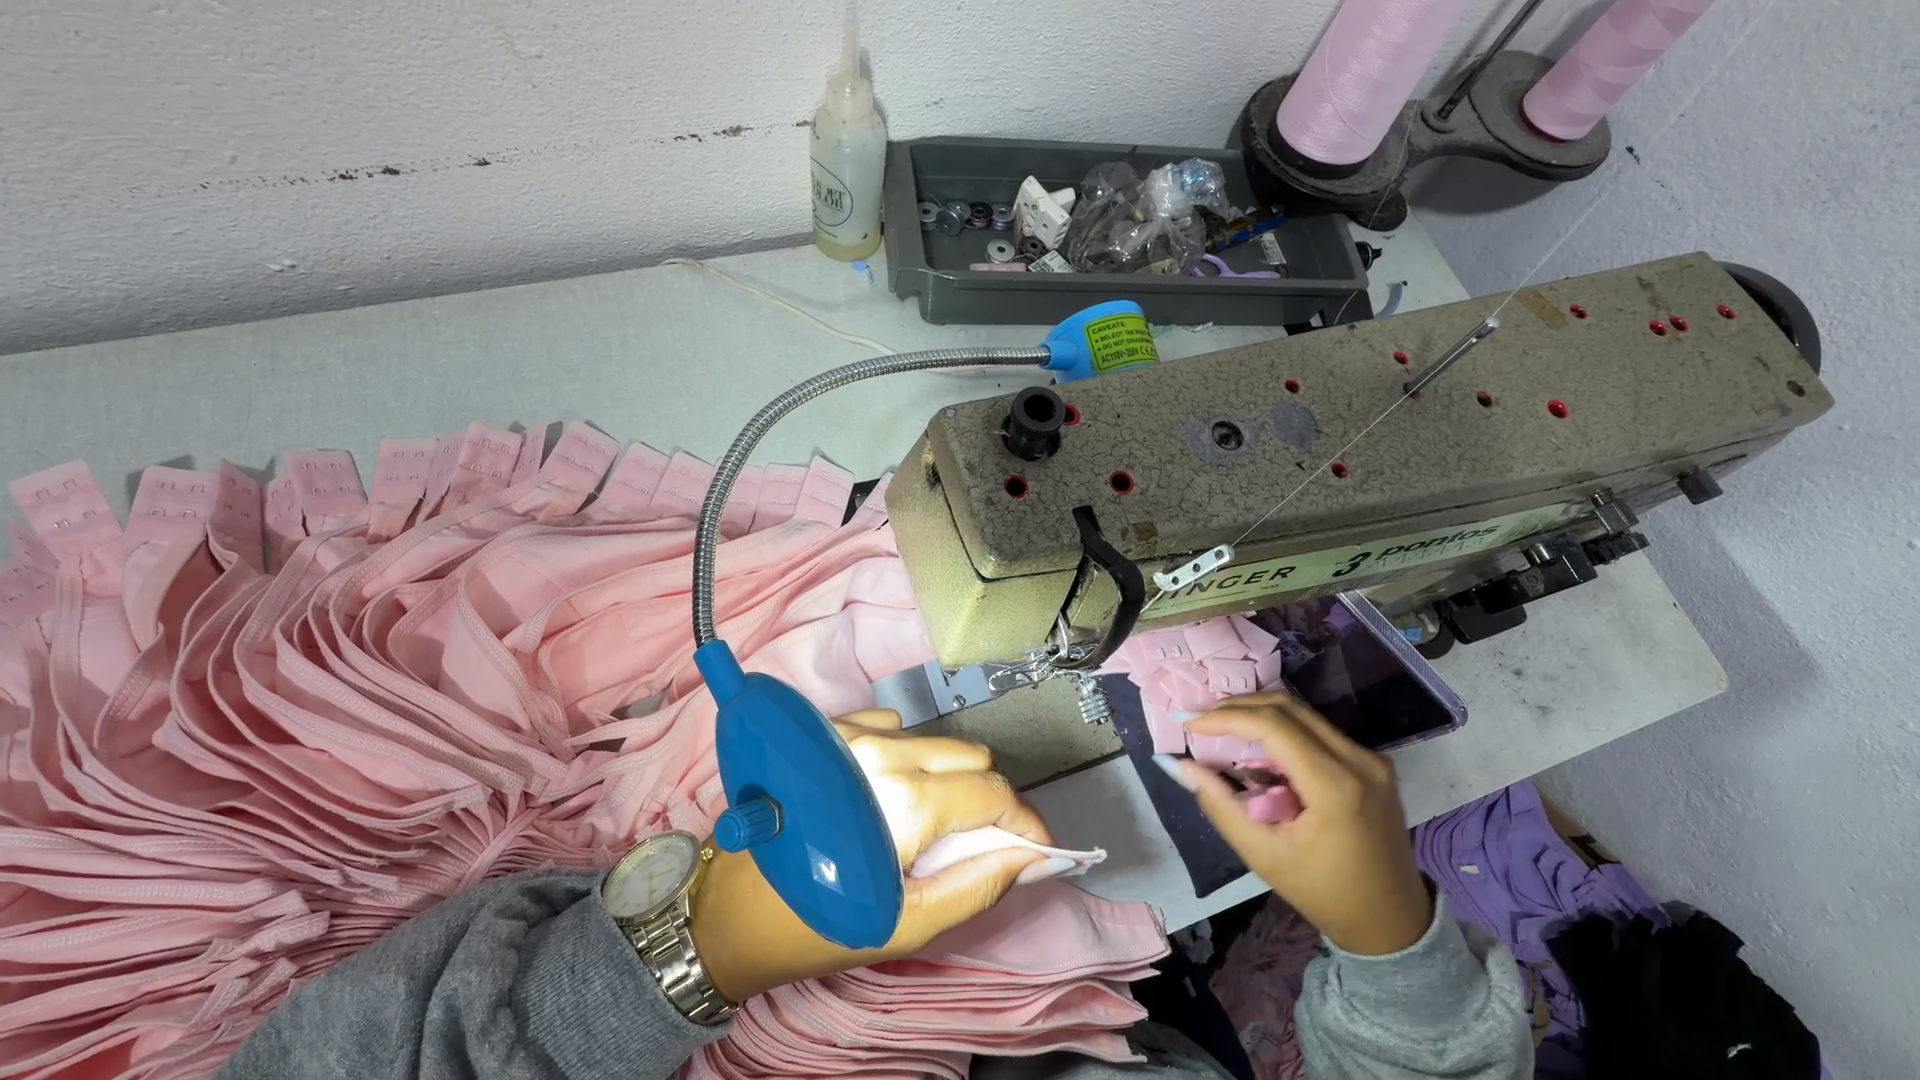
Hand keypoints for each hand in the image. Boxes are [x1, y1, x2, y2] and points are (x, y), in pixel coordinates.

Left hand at [689, 709, 1052, 1000]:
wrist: (735, 908)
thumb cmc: (818, 923)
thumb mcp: (906, 924)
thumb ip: (975, 885)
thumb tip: (1028, 857)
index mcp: (904, 803)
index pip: (993, 792)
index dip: (1026, 822)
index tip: (1038, 847)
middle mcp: (882, 755)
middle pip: (973, 757)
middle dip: (990, 799)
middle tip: (979, 841)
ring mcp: (852, 736)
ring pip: (937, 741)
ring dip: (951, 777)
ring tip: (929, 822)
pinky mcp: (830, 731)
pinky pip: (894, 727)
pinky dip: (909, 755)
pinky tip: (889, 791)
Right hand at [1166, 694, 1432, 954]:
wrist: (1391, 919)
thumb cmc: (1324, 893)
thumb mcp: (1264, 856)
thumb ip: (1221, 806)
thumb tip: (1183, 766)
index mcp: (1336, 787)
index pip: (1273, 727)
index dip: (1227, 718)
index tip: (1190, 724)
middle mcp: (1360, 761)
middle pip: (1289, 709)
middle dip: (1239, 707)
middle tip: (1201, 719)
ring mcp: (1371, 759)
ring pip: (1304, 714)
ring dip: (1259, 715)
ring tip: (1221, 728)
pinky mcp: (1371, 763)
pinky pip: (1318, 730)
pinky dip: (1282, 730)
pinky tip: (1256, 746)